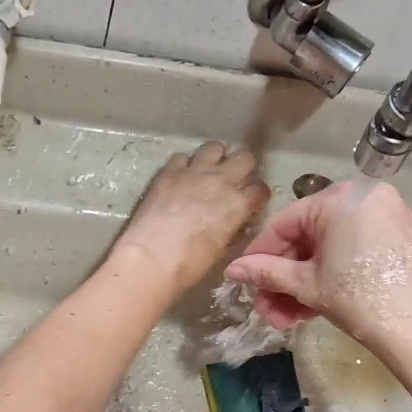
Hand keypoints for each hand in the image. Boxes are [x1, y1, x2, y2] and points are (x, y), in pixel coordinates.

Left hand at [111, 142, 269, 292]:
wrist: (151, 259)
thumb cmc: (190, 264)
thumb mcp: (222, 252)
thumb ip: (233, 232)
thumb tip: (237, 225)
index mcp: (238, 204)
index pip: (260, 189)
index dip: (257, 196)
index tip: (251, 203)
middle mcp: (221, 181)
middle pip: (245, 158)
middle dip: (243, 167)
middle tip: (233, 180)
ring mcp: (194, 172)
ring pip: (214, 147)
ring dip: (215, 158)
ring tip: (207, 171)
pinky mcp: (168, 172)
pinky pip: (182, 157)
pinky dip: (184, 165)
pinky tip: (180, 178)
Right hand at [224, 180, 411, 360]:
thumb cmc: (360, 299)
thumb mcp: (306, 285)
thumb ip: (267, 273)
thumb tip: (233, 270)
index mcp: (340, 199)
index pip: (284, 223)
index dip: (259, 255)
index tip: (243, 280)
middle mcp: (365, 199)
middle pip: (307, 238)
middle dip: (282, 279)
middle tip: (268, 310)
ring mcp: (386, 218)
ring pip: (328, 250)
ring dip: (302, 285)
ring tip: (288, 319)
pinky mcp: (400, 241)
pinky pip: (353, 253)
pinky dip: (331, 277)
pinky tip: (313, 308)